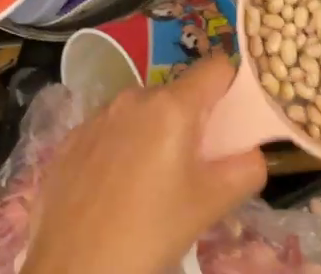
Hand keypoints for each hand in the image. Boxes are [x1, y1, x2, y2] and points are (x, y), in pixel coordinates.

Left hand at [23, 57, 266, 273]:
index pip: (218, 66)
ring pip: (143, 112)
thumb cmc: (149, 233)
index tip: (232, 121)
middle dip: (193, 121)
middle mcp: (134, 97)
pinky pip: (111, 131)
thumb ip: (247, 168)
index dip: (232, 87)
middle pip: (179, 93)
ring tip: (152, 183)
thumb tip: (251, 152)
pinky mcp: (70, 141)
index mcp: (173, 105)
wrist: (72, 271)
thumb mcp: (212, 205)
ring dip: (155, 134)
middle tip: (195, 166)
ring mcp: (98, 117)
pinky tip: (116, 190)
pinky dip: (122, 149)